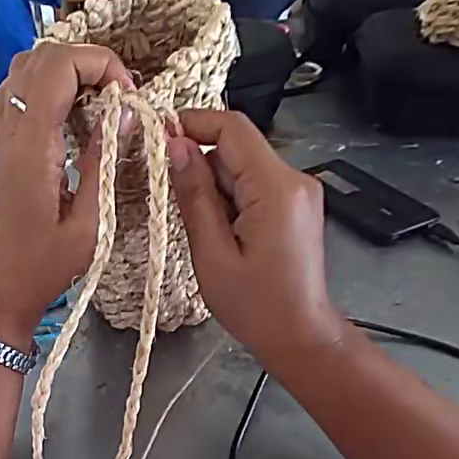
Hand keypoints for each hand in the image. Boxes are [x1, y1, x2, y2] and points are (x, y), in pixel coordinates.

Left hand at [0, 43, 135, 341]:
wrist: (4, 286)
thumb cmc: (46, 265)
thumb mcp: (90, 222)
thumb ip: (106, 162)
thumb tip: (126, 114)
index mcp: (33, 146)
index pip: (58, 67)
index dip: (100, 64)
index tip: (129, 96)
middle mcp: (11, 131)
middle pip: (42, 57)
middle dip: (88, 62)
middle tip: (120, 96)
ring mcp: (2, 135)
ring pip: (25, 67)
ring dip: (67, 69)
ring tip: (99, 99)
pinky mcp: (3, 144)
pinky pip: (16, 91)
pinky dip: (46, 84)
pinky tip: (69, 108)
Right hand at [169, 109, 347, 369]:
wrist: (300, 335)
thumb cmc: (256, 306)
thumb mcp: (212, 253)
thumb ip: (194, 195)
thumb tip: (176, 146)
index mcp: (276, 189)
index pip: (233, 129)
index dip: (193, 123)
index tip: (158, 135)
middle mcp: (294, 180)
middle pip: (237, 149)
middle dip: (200, 165)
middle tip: (170, 196)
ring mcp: (299, 193)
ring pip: (243, 168)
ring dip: (214, 187)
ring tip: (203, 229)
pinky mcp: (296, 206)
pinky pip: (255, 186)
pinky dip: (231, 199)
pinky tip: (221, 232)